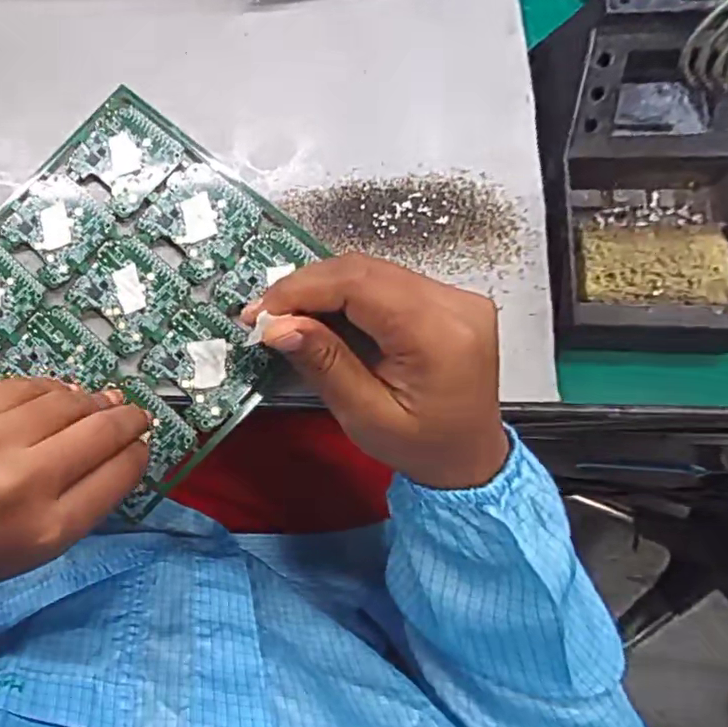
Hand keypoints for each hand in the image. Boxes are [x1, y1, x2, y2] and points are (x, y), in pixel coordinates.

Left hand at [0, 378, 152, 602]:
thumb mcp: (47, 543)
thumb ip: (92, 496)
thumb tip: (125, 441)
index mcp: (49, 526)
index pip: (117, 472)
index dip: (138, 450)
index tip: (143, 440)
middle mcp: (21, 478)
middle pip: (97, 429)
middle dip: (126, 416)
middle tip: (134, 412)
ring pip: (64, 399)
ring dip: (90, 399)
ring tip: (97, 402)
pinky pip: (23, 385)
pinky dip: (49, 389)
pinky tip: (58, 396)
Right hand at [242, 254, 509, 489]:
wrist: (467, 456)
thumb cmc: (421, 445)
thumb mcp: (364, 415)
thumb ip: (324, 364)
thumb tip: (279, 327)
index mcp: (440, 335)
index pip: (359, 285)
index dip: (301, 290)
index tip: (260, 312)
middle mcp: (454, 305)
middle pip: (362, 270)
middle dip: (302, 287)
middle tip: (262, 315)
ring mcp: (451, 297)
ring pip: (367, 270)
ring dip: (316, 288)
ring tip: (281, 316)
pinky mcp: (440, 300)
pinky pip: (379, 281)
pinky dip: (337, 293)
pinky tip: (313, 314)